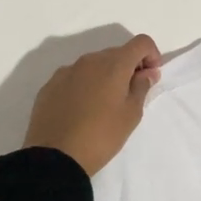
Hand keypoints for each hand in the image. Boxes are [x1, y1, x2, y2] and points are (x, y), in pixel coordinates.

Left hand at [24, 35, 162, 175]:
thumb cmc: (101, 136)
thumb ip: (141, 87)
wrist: (54, 157)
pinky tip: (81, 110)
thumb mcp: (131, 115)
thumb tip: (147, 72)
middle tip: (129, 95)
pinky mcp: (49, 85)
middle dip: (128, 68)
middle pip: (116, 53)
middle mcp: (89, 60)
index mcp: (113, 64)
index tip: (150, 76)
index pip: (141, 43)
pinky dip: (84, 85)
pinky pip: (74, 77)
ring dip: (105, 76)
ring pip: (93, 65)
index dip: (151, 55)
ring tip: (103, 105)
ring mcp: (66, 71)